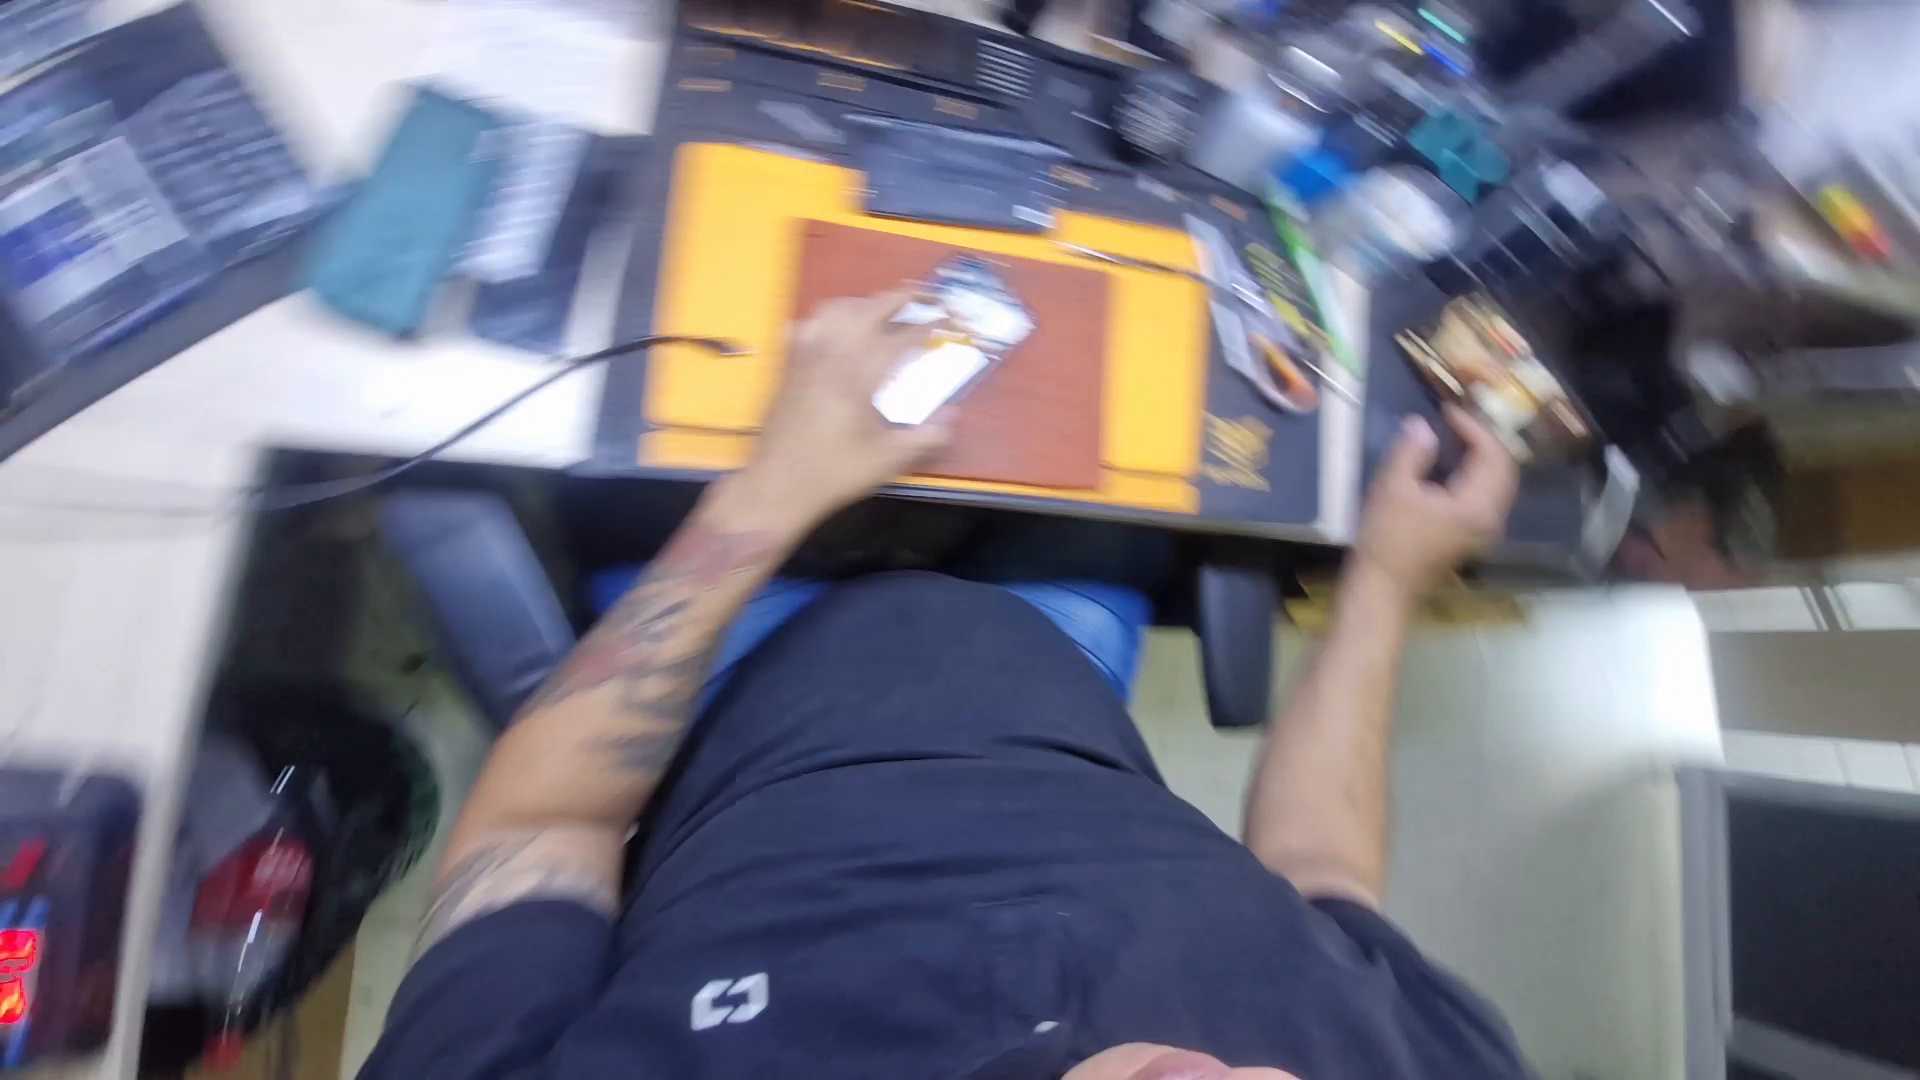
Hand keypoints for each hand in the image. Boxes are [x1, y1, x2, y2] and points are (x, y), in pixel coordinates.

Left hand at [736, 286, 950, 527]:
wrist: (777, 486)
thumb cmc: (835, 473)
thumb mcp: (887, 460)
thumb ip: (924, 436)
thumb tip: (952, 414)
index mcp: (857, 375)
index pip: (897, 338)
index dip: (923, 327)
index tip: (943, 319)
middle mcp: (829, 356)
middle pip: (864, 311)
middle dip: (894, 298)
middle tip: (917, 295)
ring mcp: (803, 358)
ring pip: (831, 311)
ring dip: (859, 303)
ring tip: (877, 309)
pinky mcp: (786, 369)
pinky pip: (803, 328)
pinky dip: (821, 321)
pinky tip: (828, 332)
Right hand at [1354, 406, 1518, 595]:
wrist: (1382, 586)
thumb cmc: (1387, 539)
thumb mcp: (1392, 490)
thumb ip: (1411, 454)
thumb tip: (1421, 426)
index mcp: (1478, 505)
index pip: (1492, 455)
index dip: (1474, 429)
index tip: (1448, 412)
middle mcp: (1490, 517)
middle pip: (1503, 469)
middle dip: (1483, 441)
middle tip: (1455, 423)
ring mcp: (1482, 529)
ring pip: (1495, 484)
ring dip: (1480, 458)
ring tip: (1453, 440)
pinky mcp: (1469, 536)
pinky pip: (1482, 496)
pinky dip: (1472, 476)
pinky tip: (1448, 469)